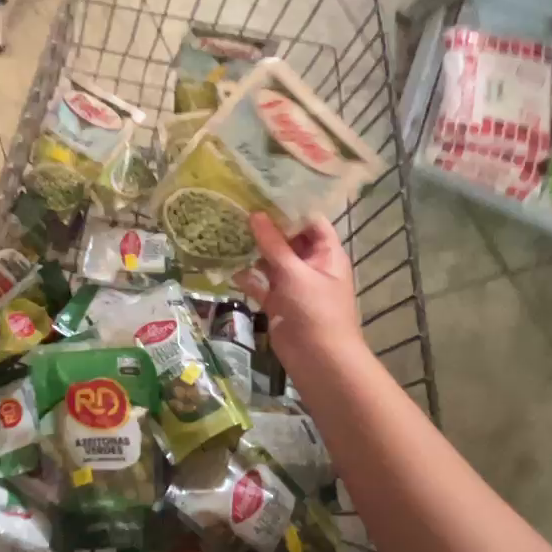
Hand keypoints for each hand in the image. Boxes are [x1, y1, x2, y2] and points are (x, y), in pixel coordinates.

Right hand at [234, 212, 365, 377]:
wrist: (319, 361)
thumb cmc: (316, 311)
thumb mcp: (295, 272)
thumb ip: (273, 243)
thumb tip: (255, 213)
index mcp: (326, 254)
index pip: (310, 221)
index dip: (291, 206)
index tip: (263, 190)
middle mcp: (310, 265)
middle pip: (288, 238)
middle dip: (265, 225)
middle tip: (236, 204)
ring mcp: (293, 284)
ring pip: (271, 259)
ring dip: (252, 248)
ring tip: (225, 227)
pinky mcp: (278, 301)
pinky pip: (259, 282)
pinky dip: (246, 275)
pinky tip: (225, 263)